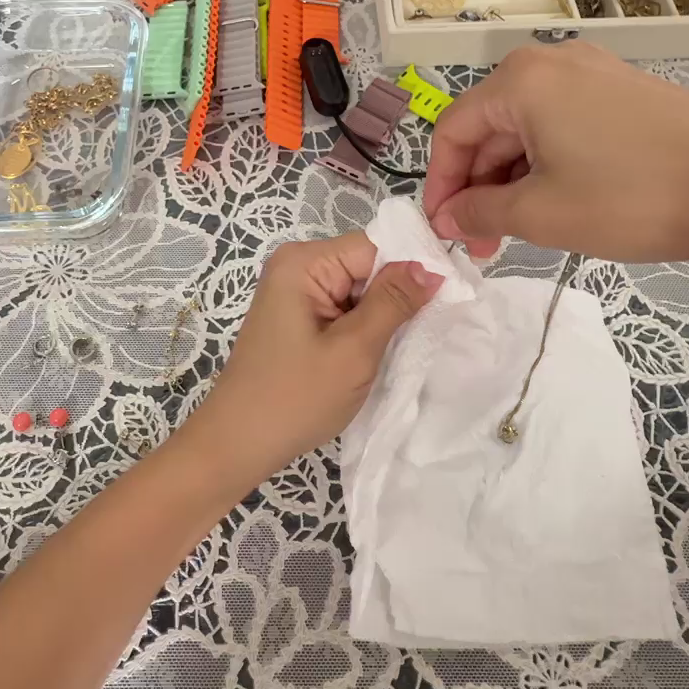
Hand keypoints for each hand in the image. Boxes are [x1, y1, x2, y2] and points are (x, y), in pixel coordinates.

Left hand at [182, 234, 441, 485]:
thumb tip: (433, 267)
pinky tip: (376, 350)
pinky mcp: (298, 315)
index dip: (413, 267)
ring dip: (383, 314)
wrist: (238, 443)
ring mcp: (295, 290)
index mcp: (304, 262)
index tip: (450, 296)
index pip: (375, 245)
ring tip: (404, 343)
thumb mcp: (354, 351)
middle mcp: (297, 265)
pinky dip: (364, 326)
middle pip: (368, 264)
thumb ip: (394, 302)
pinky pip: (344, 307)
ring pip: (360, 288)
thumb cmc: (295, 398)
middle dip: (398, 293)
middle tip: (429, 328)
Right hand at [421, 42, 688, 266]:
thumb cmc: (630, 198)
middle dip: (479, 187)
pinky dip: (546, 165)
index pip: (453, 131)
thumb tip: (449, 217)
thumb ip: (479, 212)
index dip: (440, 185)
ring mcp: (593, 72)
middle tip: (482, 244)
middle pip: (489, 127)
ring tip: (519, 232)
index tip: (444, 232)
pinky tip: (558, 203)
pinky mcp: (624, 91)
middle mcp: (550, 62)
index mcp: (520, 80)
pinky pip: (562, 125)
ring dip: (512, 181)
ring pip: (526, 129)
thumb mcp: (540, 213)